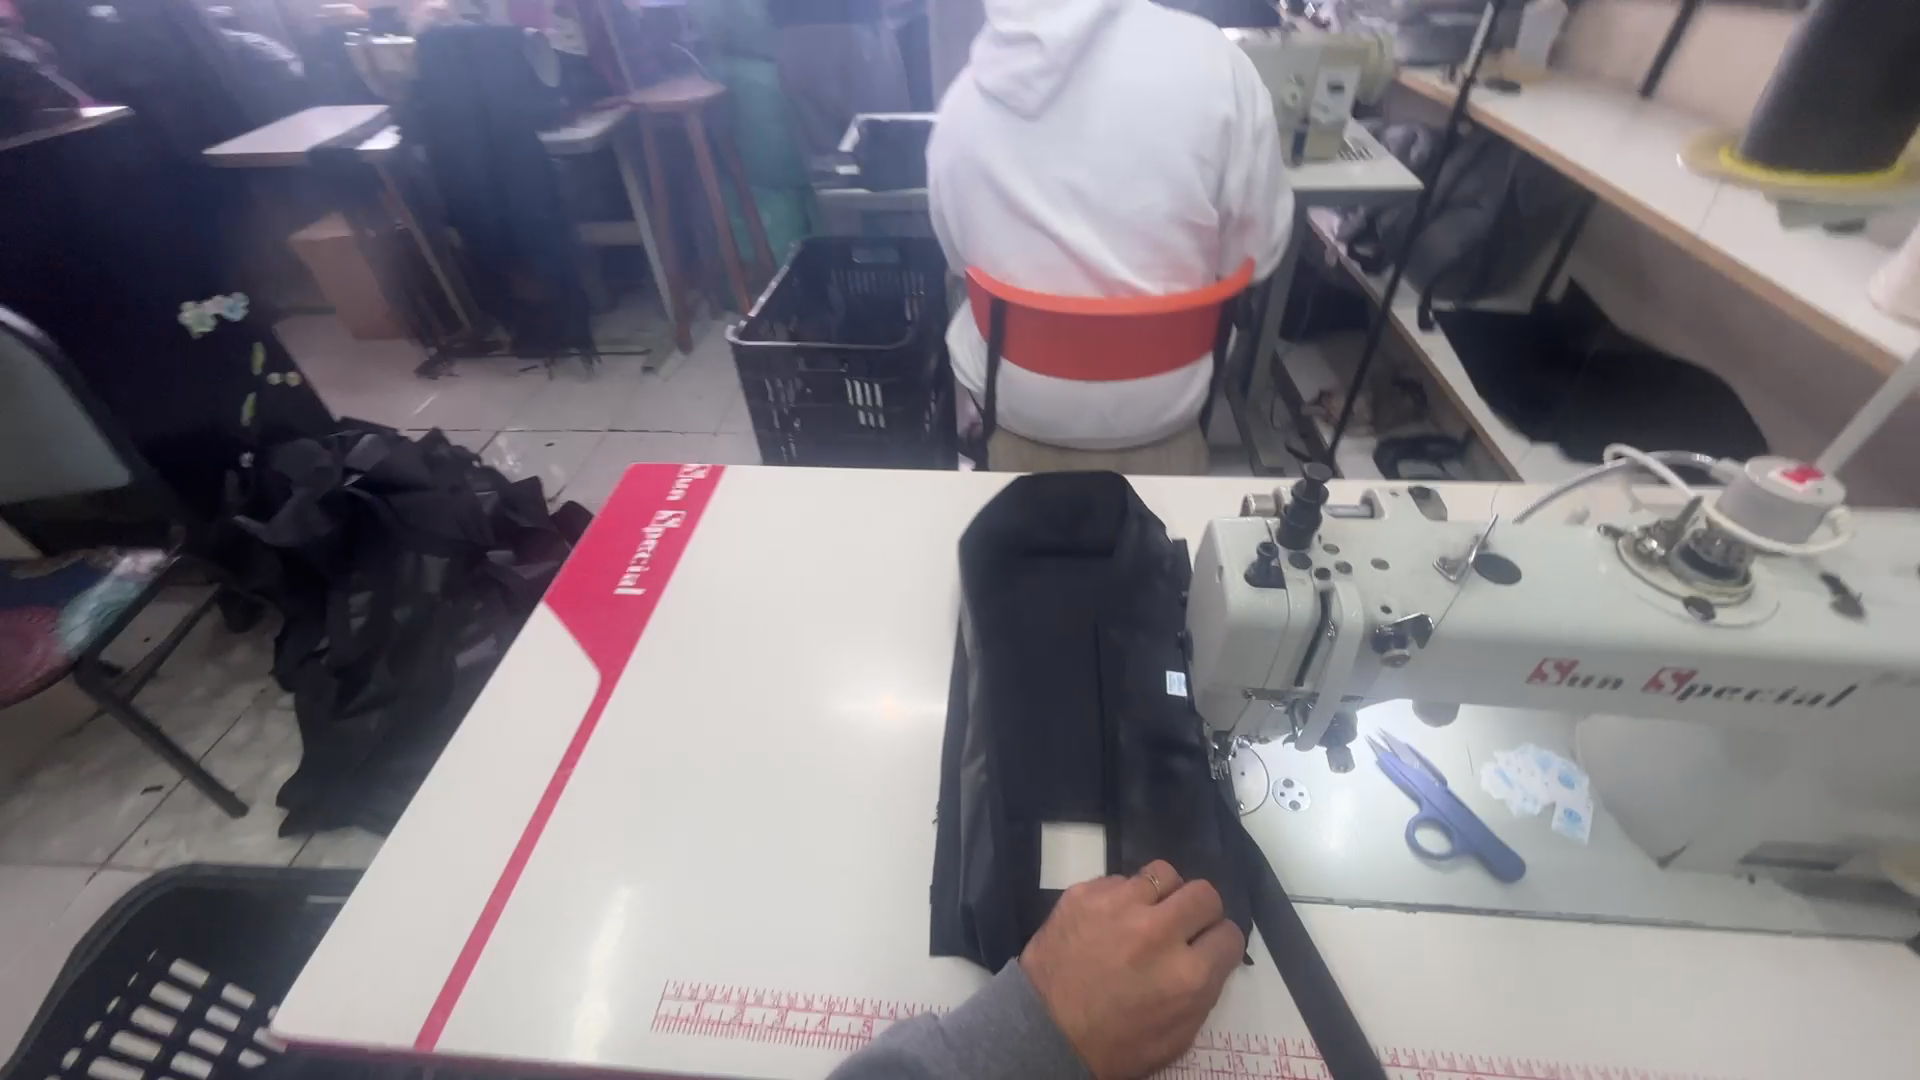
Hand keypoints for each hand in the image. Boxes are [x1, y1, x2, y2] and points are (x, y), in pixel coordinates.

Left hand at [1020, 860, 1244, 1079]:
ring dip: (1162, 892)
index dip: (1220, 940)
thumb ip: (1201, 988)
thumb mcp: (1177, 1034)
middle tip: (1183, 922)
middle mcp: (1159, 931)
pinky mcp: (1086, 891)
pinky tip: (1109, 918)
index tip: (1209, 944)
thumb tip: (1210, 952)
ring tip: (1148, 911)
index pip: (1229, 934)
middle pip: (1204, 893)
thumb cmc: (1116, 1043)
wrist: (1046, 1030)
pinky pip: (1119, 879)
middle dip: (1200, 909)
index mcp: (1188, 975)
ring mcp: (1120, 905)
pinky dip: (1120, 896)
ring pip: (1163, 872)